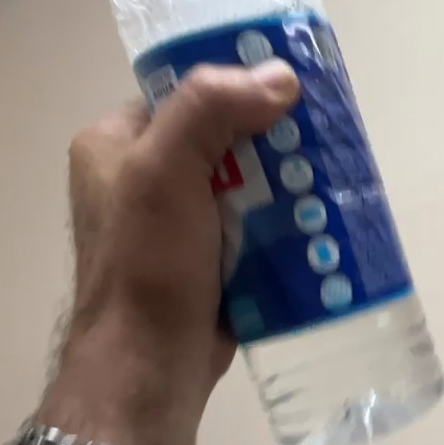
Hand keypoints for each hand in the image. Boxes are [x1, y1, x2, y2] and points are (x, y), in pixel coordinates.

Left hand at [41, 61, 301, 444]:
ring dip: (283, 190)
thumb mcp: (165, 171)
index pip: (182, 97)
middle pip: (221, 143)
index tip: (289, 93)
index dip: (234, 89)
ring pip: (243, 190)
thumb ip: (211, 110)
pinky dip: (282, 229)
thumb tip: (280, 76)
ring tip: (329, 186)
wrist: (152, 367)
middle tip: (321, 145)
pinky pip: (253, 232)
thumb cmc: (147, 265)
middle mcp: (142, 183)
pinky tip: (317, 228)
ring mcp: (176, 229)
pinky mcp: (207, 266)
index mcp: (114, 147)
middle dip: (271, 146)